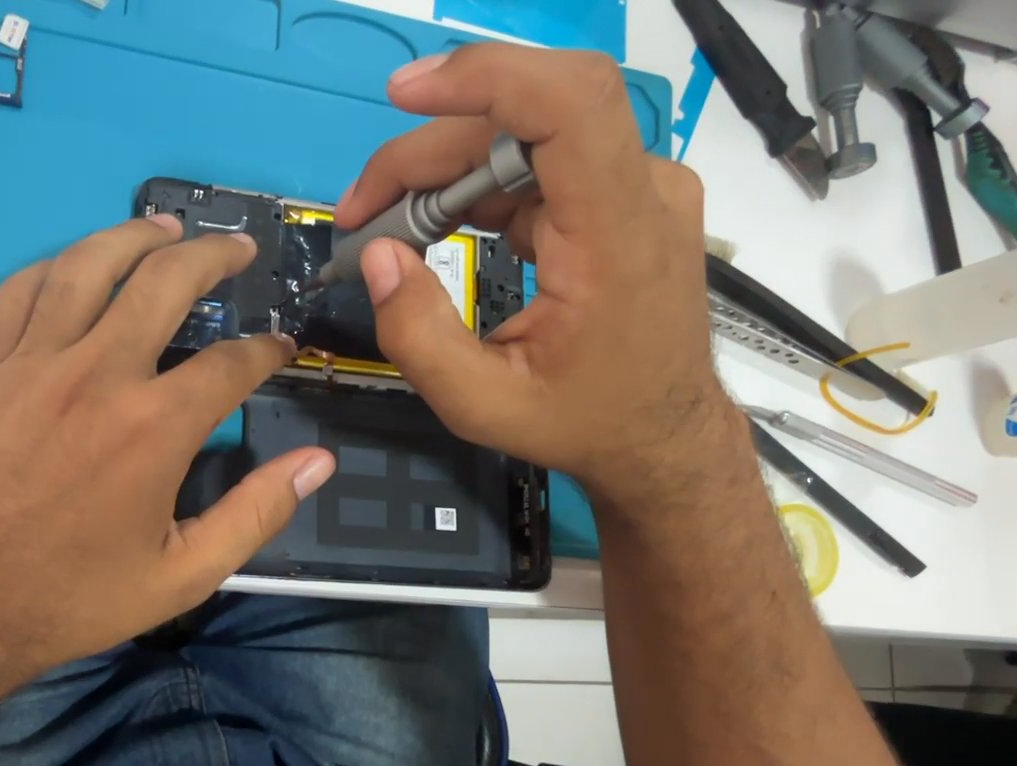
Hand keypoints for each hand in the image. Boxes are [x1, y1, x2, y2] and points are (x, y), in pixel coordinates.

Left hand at [0, 216, 336, 711]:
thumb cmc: (77, 598)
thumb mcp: (184, 575)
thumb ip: (255, 514)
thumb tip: (318, 463)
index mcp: (154, 427)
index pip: (230, 363)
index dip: (266, 351)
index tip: (281, 348)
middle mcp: (96, 375)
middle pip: (164, 281)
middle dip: (213, 257)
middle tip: (240, 250)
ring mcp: (34, 365)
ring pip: (88, 266)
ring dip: (134, 236)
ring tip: (166, 228)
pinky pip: (21, 291)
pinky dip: (57, 266)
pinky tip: (80, 266)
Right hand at [335, 45, 742, 508]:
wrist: (661, 437)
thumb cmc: (582, 423)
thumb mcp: (482, 405)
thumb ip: (420, 337)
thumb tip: (379, 257)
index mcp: (616, 235)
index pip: (568, 105)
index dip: (485, 78)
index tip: (404, 93)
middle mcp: (639, 190)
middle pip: (522, 123)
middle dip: (423, 156)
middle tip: (356, 215)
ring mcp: (635, 190)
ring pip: (521, 142)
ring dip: (439, 175)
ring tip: (382, 229)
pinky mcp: (618, 200)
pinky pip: (534, 169)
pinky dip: (471, 191)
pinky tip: (429, 227)